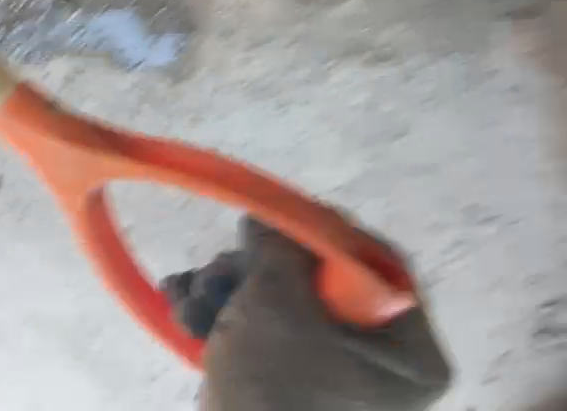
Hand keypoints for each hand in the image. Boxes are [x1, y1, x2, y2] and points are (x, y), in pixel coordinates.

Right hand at [164, 220, 451, 410]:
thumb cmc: (276, 378)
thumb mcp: (277, 302)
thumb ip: (278, 250)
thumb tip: (269, 213)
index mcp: (405, 351)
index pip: (378, 266)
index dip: (324, 233)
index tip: (273, 218)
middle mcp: (374, 355)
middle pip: (308, 275)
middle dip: (245, 269)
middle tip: (215, 274)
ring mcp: (325, 359)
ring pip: (268, 291)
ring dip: (217, 286)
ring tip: (192, 304)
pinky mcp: (280, 361)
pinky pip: (250, 314)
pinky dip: (212, 306)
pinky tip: (185, 309)